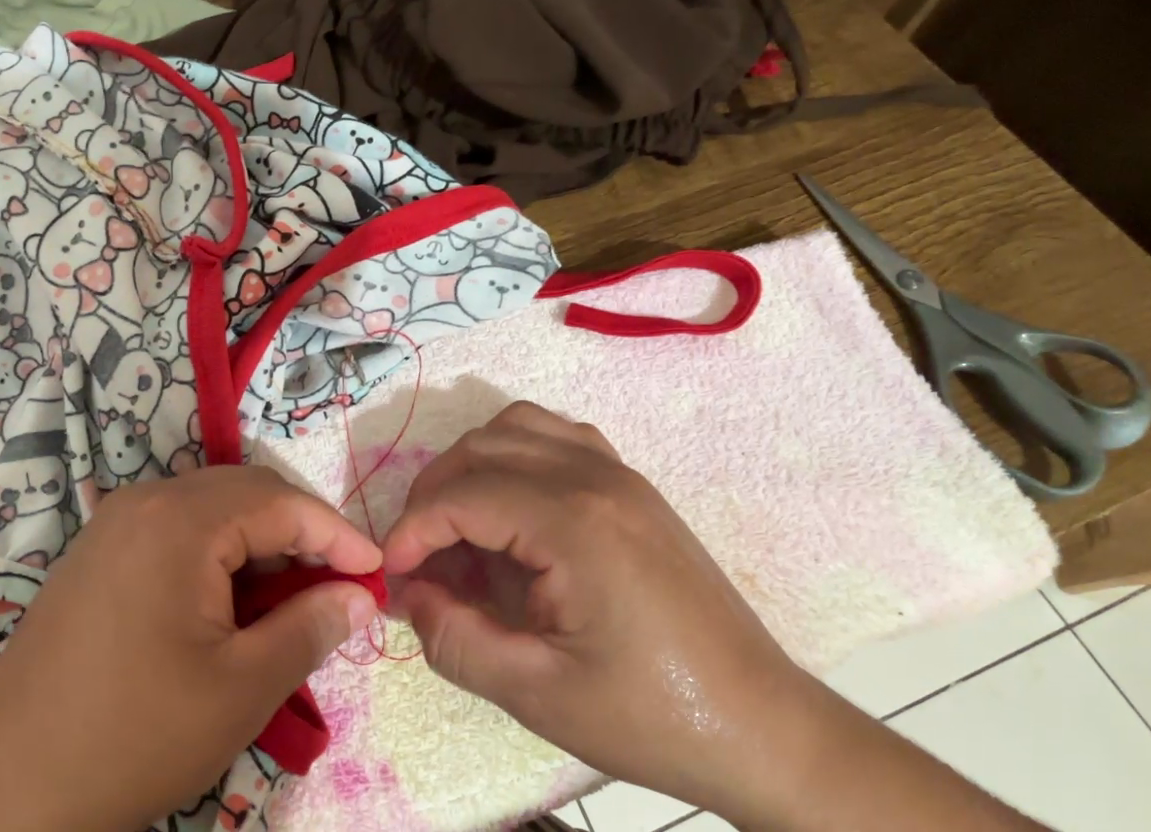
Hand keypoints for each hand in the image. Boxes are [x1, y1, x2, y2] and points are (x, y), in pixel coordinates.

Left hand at [0, 465, 380, 829]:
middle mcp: (142, 502)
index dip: (337, 533)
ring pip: (209, 510)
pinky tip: (233, 600)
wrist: (12, 787)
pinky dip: (217, 553)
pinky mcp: (95, 555)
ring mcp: (111, 526)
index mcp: (179, 522)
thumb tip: (358, 596)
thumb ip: (309, 628)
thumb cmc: (136, 735)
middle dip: (300, 531)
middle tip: (341, 581)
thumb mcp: (242, 688)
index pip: (280, 502)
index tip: (376, 573)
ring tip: (294, 594)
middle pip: (244, 493)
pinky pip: (173, 531)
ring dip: (259, 542)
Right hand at [380, 401, 814, 816]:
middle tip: (418, 558)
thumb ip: (455, 639)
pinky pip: (558, 437)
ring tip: (458, 528)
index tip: (391, 576)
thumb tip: (408, 596)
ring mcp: (619, 474)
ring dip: (472, 467)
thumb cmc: (648, 714)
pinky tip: (513, 512)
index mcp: (573, 522)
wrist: (759, 724)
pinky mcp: (633, 487)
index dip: (412, 531)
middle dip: (433, 495)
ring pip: (517, 426)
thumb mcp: (536, 693)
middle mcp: (594, 477)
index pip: (461, 496)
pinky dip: (517, 456)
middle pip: (482, 448)